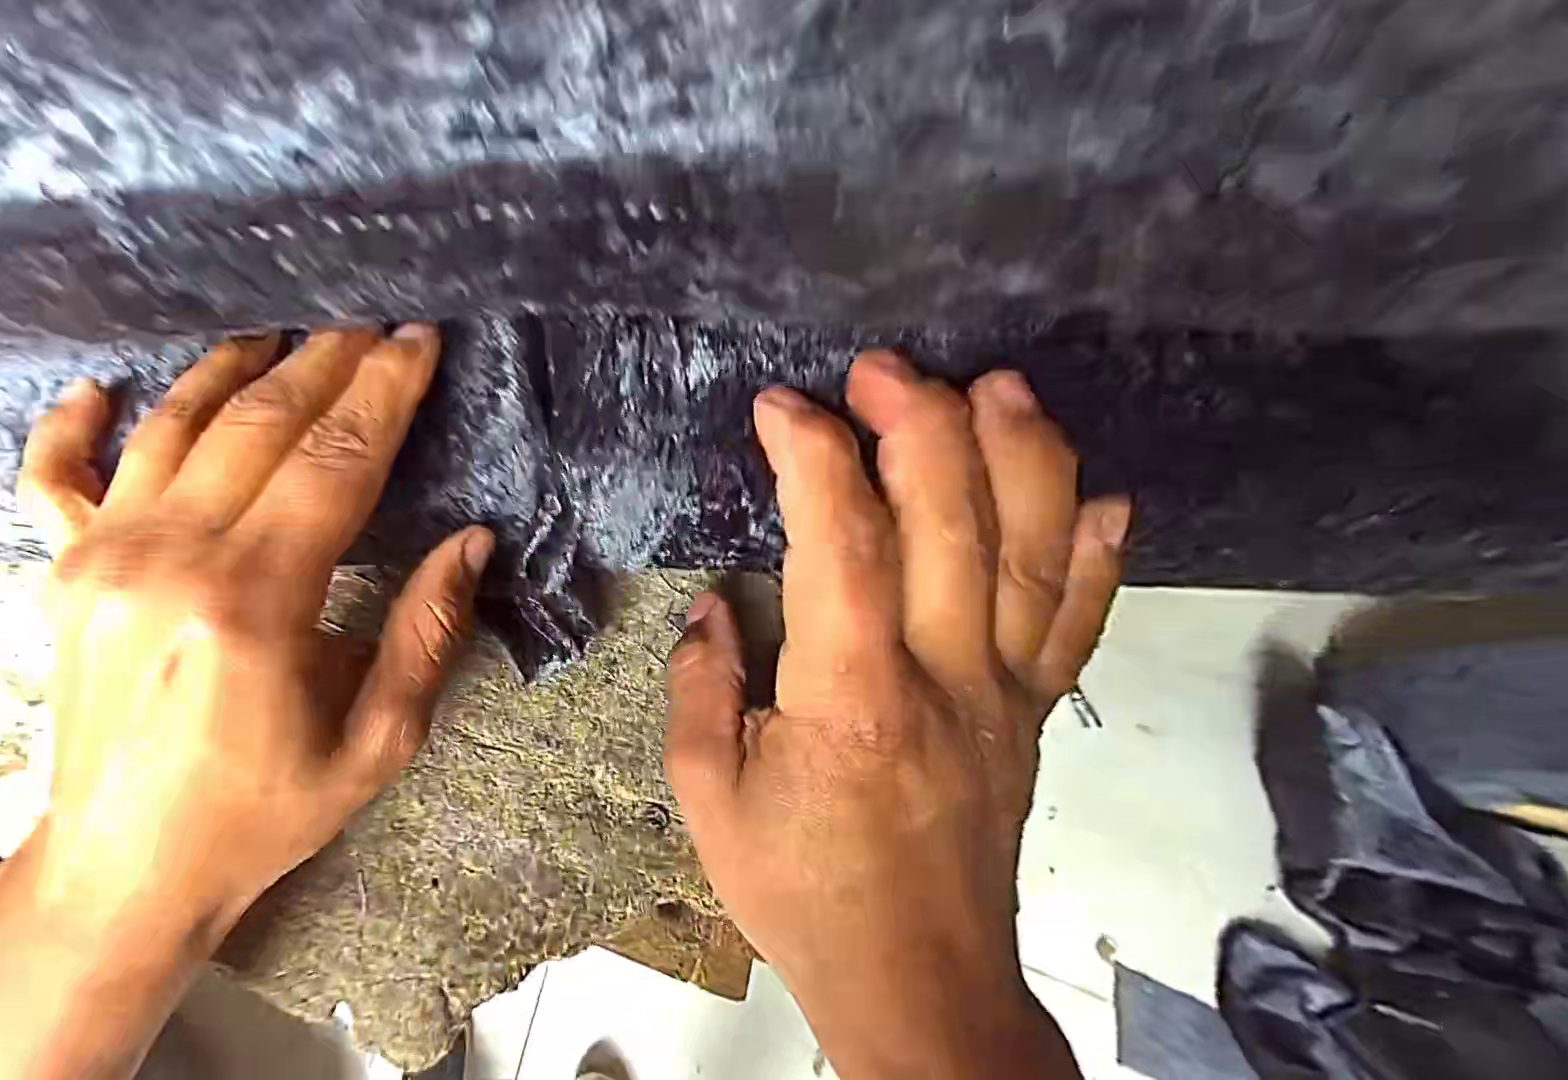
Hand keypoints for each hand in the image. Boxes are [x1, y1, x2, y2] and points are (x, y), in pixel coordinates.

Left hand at [17, 325, 491, 926]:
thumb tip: (470, 540)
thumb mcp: (379, 740)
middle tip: (373, 320)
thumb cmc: (265, 813)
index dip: (385, 394)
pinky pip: (58, 475)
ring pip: (176, 427)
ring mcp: (102, 559)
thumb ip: (426, 632)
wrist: (123, 874)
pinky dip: (75, 421)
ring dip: (237, 367)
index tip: (417, 340)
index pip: (335, 463)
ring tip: (286, 328)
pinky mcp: (65, 574)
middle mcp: (169, 560)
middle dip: (330, 363)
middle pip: (264, 426)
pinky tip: (98, 382)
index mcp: (254, 604)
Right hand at [665, 353, 1127, 1079]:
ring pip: (1034, 552)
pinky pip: (1080, 622)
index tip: (781, 408)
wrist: (915, 984)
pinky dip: (1099, 553)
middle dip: (920, 422)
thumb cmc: (798, 888)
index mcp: (850, 693)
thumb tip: (715, 607)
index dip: (812, 456)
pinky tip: (1103, 495)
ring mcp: (1005, 692)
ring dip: (1022, 455)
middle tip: (881, 369)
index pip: (842, 541)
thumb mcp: (706, 793)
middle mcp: (943, 675)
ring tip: (998, 387)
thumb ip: (699, 687)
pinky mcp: (1034, 716)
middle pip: (952, 520)